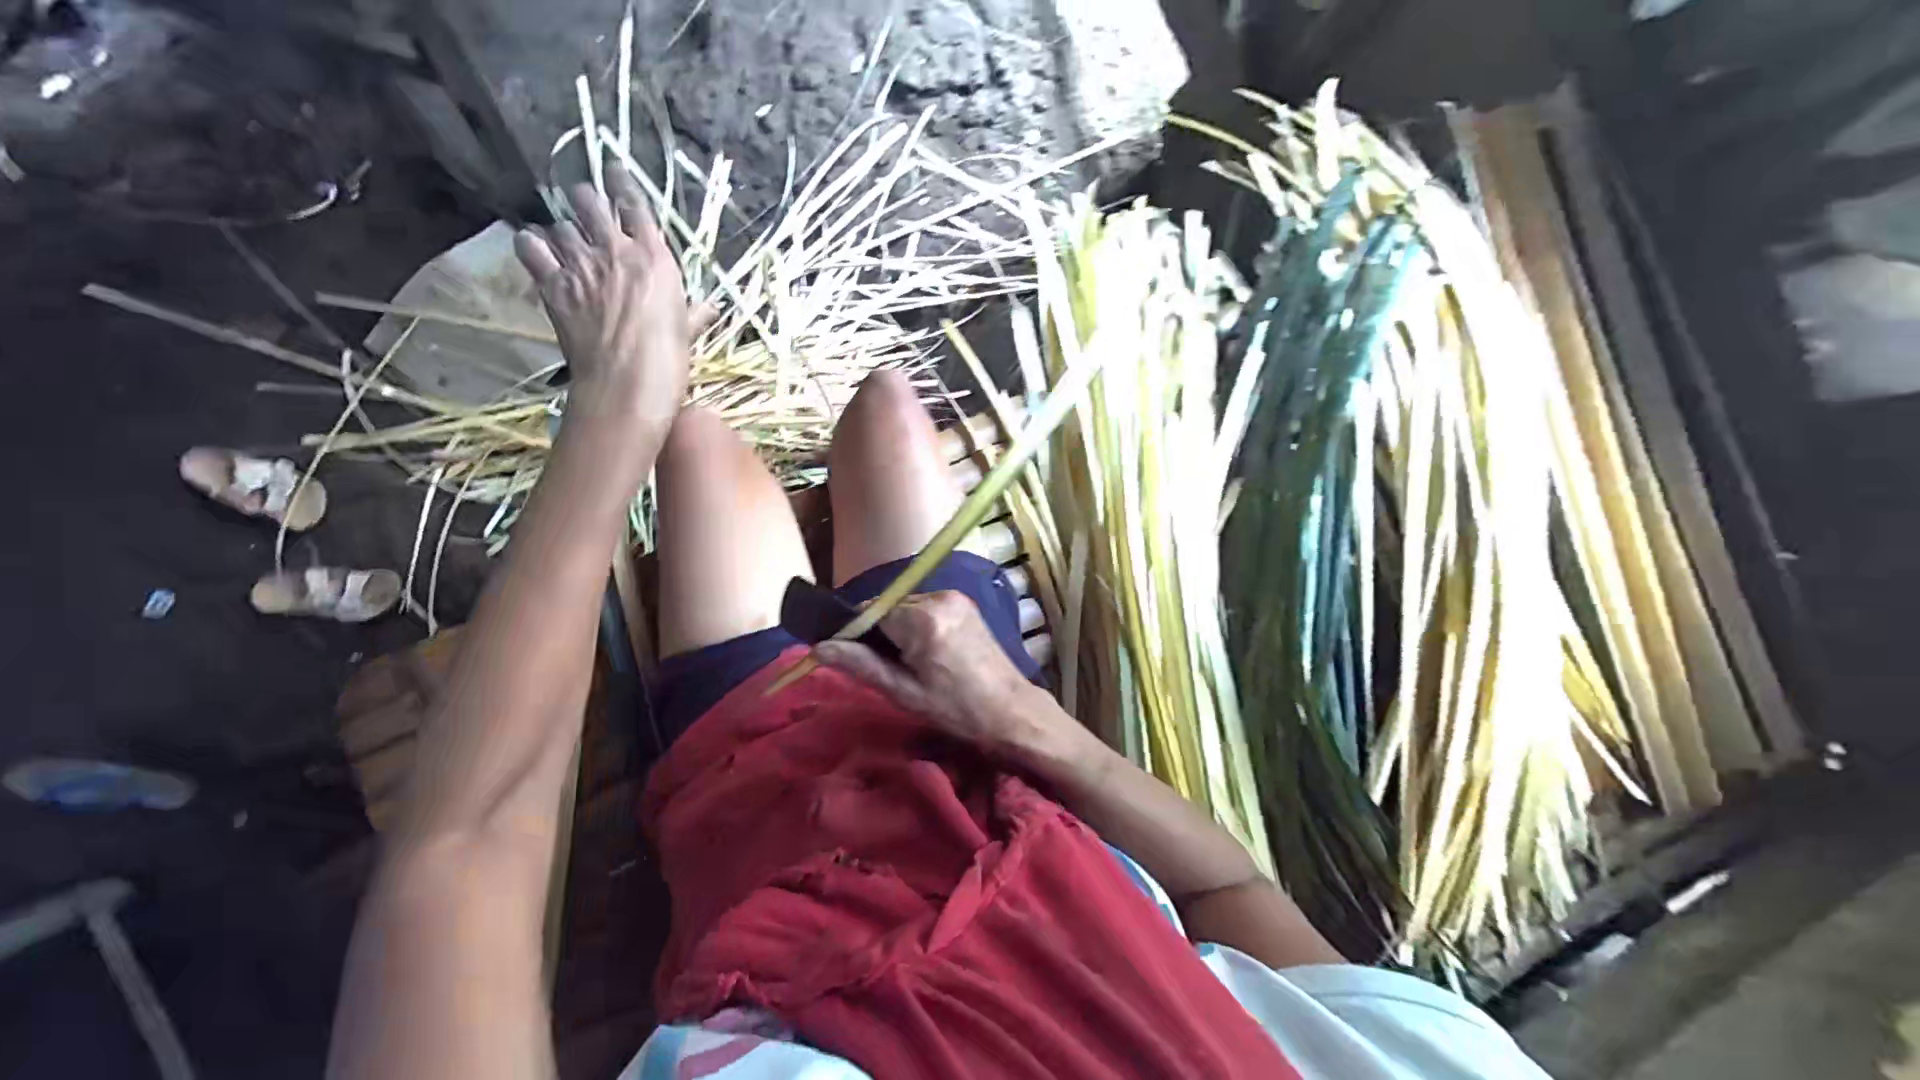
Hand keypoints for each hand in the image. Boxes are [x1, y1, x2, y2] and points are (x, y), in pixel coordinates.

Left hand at [515, 174, 689, 428]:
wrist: (626, 384)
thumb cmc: (668, 361)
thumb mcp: (688, 334)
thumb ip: (695, 314)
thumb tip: (711, 308)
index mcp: (654, 258)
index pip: (635, 204)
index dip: (623, 184)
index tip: (614, 171)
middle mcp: (615, 250)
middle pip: (589, 201)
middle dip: (586, 200)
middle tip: (585, 206)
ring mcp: (580, 265)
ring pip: (560, 224)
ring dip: (563, 230)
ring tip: (566, 240)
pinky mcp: (552, 285)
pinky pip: (531, 248)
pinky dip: (532, 245)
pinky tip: (535, 249)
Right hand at [814, 591, 1077, 761]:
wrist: (1010, 710)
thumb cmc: (956, 709)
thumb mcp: (902, 691)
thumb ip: (860, 664)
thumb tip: (819, 647)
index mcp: (922, 618)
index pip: (868, 611)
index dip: (855, 632)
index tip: (850, 655)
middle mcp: (938, 596)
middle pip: (888, 606)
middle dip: (878, 631)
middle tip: (885, 667)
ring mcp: (955, 597)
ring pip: (905, 606)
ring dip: (898, 628)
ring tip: (908, 663)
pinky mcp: (965, 603)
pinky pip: (925, 607)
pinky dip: (917, 624)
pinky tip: (925, 652)